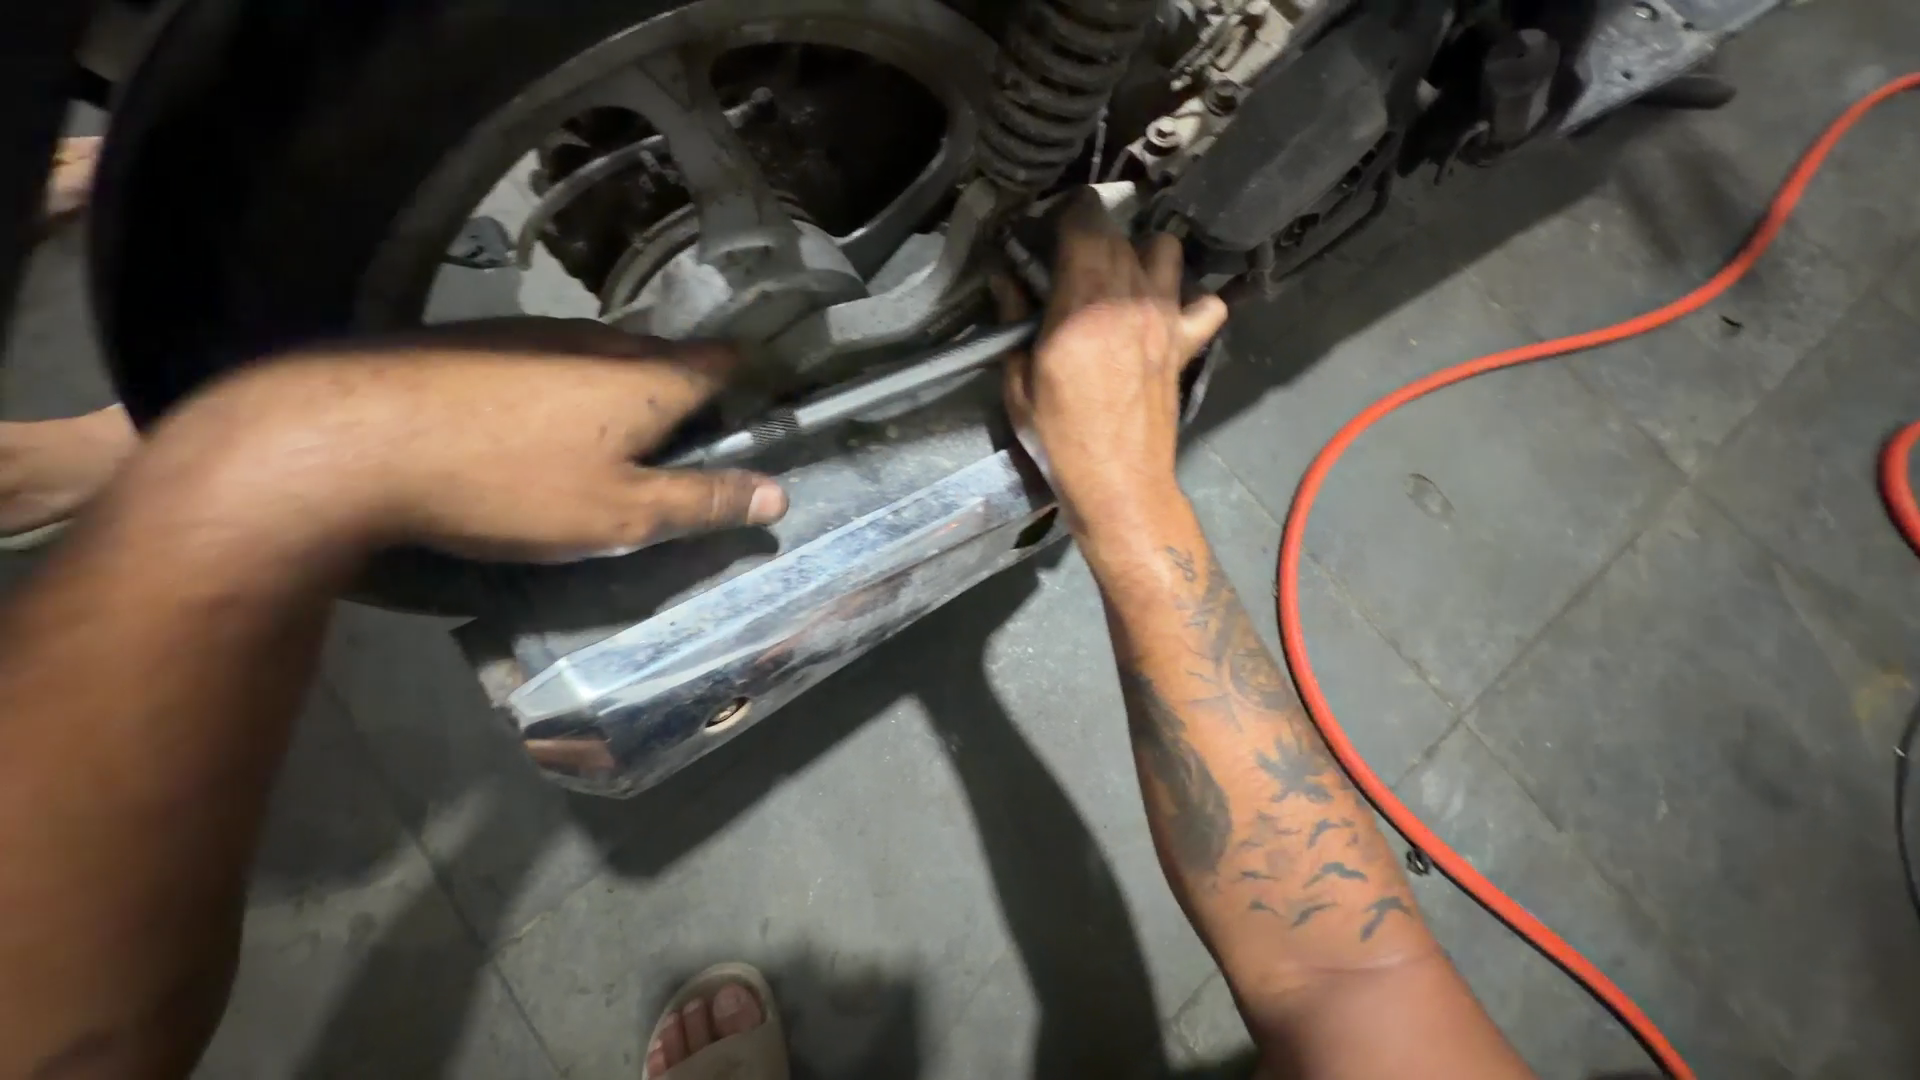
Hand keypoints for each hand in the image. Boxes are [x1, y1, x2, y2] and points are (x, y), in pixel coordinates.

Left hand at [148, 318, 786, 562]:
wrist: (345, 441)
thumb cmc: (509, 484)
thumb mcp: (621, 515)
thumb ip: (702, 502)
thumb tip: (779, 495)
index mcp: (648, 379)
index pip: (725, 360)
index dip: (751, 378)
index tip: (760, 405)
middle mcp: (603, 341)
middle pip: (668, 356)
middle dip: (689, 389)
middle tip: (691, 439)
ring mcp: (538, 334)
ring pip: (609, 356)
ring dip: (628, 388)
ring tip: (620, 436)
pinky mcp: (481, 340)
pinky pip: (555, 359)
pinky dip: (572, 386)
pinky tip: (543, 423)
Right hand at [997, 189, 1227, 535]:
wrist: (1118, 482)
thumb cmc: (1059, 437)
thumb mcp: (1018, 384)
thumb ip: (1013, 323)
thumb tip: (1006, 281)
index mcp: (1081, 302)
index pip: (1084, 220)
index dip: (1063, 216)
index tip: (1046, 233)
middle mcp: (1129, 297)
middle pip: (1118, 233)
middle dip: (1091, 235)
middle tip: (1068, 263)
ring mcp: (1165, 317)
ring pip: (1165, 250)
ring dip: (1141, 253)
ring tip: (1120, 278)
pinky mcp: (1186, 343)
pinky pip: (1207, 303)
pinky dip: (1191, 299)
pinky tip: (1168, 312)